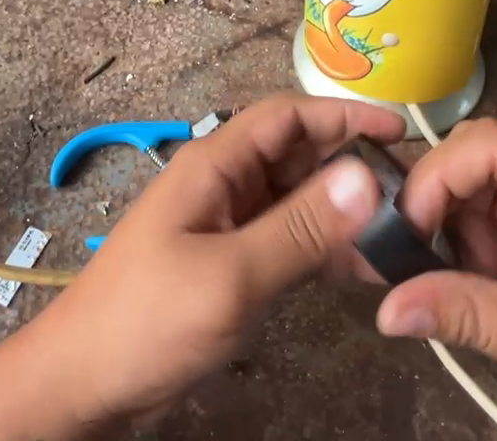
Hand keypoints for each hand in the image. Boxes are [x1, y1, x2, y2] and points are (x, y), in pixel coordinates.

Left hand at [31, 94, 405, 426]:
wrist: (84, 382)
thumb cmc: (150, 318)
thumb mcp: (231, 274)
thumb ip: (301, 227)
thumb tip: (368, 175)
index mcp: (215, 164)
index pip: (286, 116)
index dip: (343, 115)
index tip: (400, 131)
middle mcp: (223, 182)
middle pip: (295, 154)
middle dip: (350, 165)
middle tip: (412, 193)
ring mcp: (225, 222)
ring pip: (295, 198)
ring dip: (341, 211)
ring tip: (397, 234)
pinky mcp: (228, 260)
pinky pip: (285, 238)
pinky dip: (321, 247)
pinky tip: (360, 268)